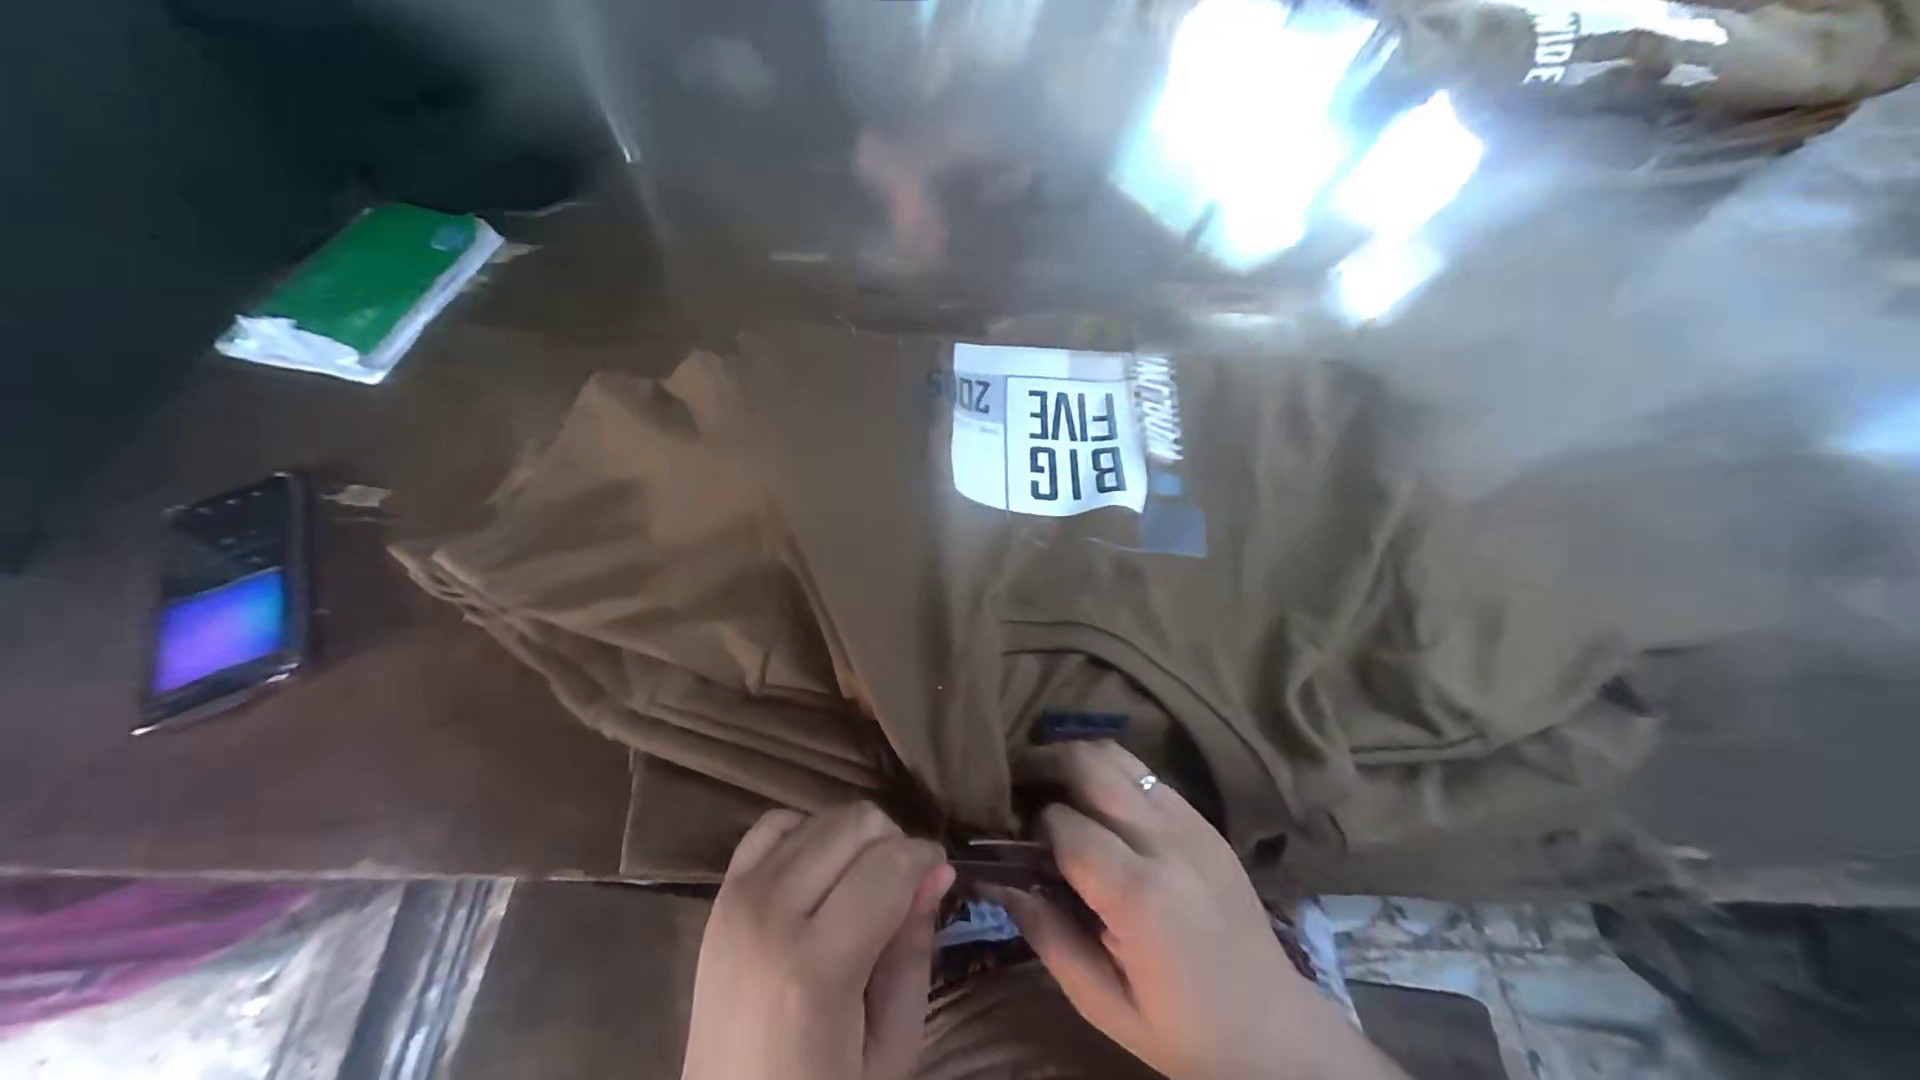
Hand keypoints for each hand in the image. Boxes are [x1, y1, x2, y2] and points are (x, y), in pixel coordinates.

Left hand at [681, 803, 954, 1079]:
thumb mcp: (890, 1046)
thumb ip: (914, 952)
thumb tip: (939, 870)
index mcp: (816, 967)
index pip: (890, 865)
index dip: (927, 858)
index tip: (940, 874)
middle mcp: (772, 914)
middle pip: (856, 824)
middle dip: (894, 843)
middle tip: (902, 887)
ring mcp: (739, 898)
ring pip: (821, 816)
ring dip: (855, 838)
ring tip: (863, 883)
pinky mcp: (721, 894)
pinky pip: (774, 825)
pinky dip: (808, 832)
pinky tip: (821, 869)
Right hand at [994, 741, 1407, 1079]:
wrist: (1276, 1033)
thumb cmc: (1182, 1030)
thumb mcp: (1100, 1000)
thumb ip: (1044, 931)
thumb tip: (996, 877)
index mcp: (1138, 894)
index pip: (1061, 822)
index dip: (1030, 827)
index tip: (1018, 844)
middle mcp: (1166, 841)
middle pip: (1088, 763)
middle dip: (1042, 762)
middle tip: (1015, 783)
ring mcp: (1192, 823)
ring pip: (1118, 754)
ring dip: (1075, 759)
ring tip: (1051, 783)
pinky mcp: (1206, 822)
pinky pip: (1146, 774)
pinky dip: (1110, 774)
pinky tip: (1098, 803)